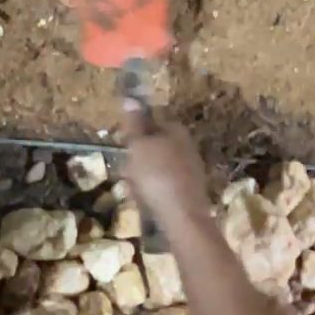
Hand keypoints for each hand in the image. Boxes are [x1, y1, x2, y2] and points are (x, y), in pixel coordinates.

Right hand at [121, 104, 212, 229]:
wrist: (182, 216)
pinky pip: (162, 185)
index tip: (124, 147)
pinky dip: (152, 191)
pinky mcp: (188, 191)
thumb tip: (130, 98)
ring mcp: (190, 170)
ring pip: (156, 167)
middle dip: (137, 158)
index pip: (152, 123)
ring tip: (134, 188)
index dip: (135, 134)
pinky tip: (146, 200)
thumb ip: (134, 123)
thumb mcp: (139, 145)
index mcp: (177, 130)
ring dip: (142, 176)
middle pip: (153, 146)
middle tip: (127, 170)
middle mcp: (187, 146)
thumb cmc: (156, 174)